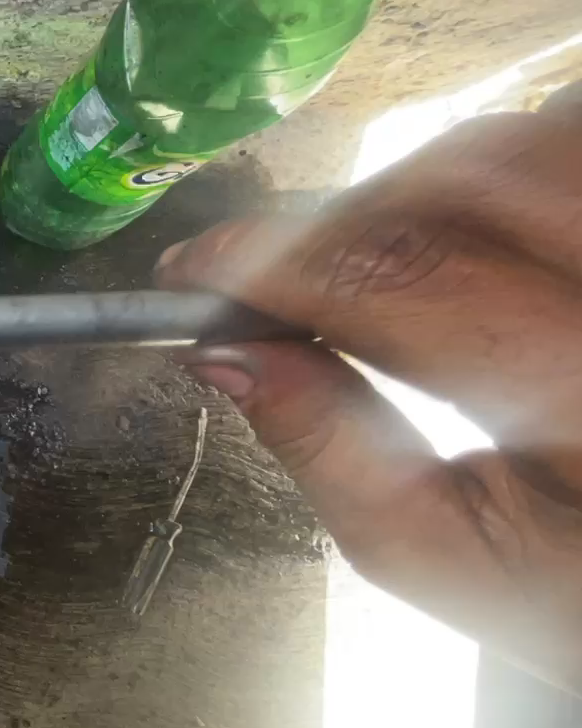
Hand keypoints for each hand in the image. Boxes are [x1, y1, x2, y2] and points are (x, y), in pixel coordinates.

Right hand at [158, 82, 581, 688]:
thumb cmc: (571, 588)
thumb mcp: (426, 548)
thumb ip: (320, 444)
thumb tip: (217, 356)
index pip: (396, 280)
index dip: (266, 259)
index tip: (185, 268)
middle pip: (468, 180)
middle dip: (325, 217)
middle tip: (257, 271)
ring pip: (535, 138)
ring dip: (404, 187)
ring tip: (345, 258)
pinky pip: (577, 144)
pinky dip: (494, 172)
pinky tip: (448, 237)